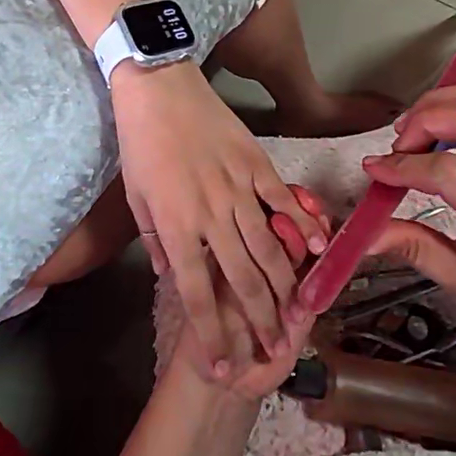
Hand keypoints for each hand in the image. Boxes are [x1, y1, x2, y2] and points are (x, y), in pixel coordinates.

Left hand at [116, 64, 325, 371]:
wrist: (158, 88)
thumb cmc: (140, 143)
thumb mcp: (135, 197)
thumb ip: (155, 240)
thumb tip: (172, 276)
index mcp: (175, 226)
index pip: (195, 292)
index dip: (211, 334)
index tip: (223, 367)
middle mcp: (210, 215)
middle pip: (240, 279)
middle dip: (259, 321)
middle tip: (275, 352)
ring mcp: (238, 189)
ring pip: (268, 247)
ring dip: (285, 286)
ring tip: (300, 317)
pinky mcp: (256, 164)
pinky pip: (283, 200)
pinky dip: (303, 224)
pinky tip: (320, 248)